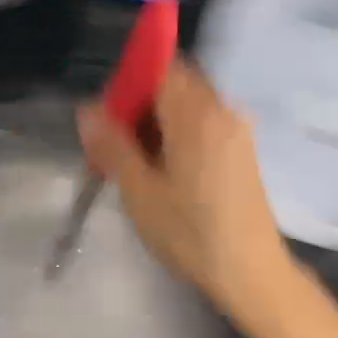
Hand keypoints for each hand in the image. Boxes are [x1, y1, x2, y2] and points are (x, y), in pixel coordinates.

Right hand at [79, 58, 293, 318]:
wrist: (250, 272)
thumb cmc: (190, 234)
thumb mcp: (140, 193)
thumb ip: (112, 146)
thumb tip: (88, 110)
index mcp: (196, 113)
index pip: (160, 65)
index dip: (129, 82)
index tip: (108, 118)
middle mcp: (222, 110)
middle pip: (174, 84)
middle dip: (140, 106)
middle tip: (114, 148)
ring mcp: (237, 131)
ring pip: (188, 107)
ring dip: (157, 124)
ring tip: (135, 168)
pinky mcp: (242, 152)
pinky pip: (203, 126)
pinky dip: (178, 137)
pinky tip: (164, 176)